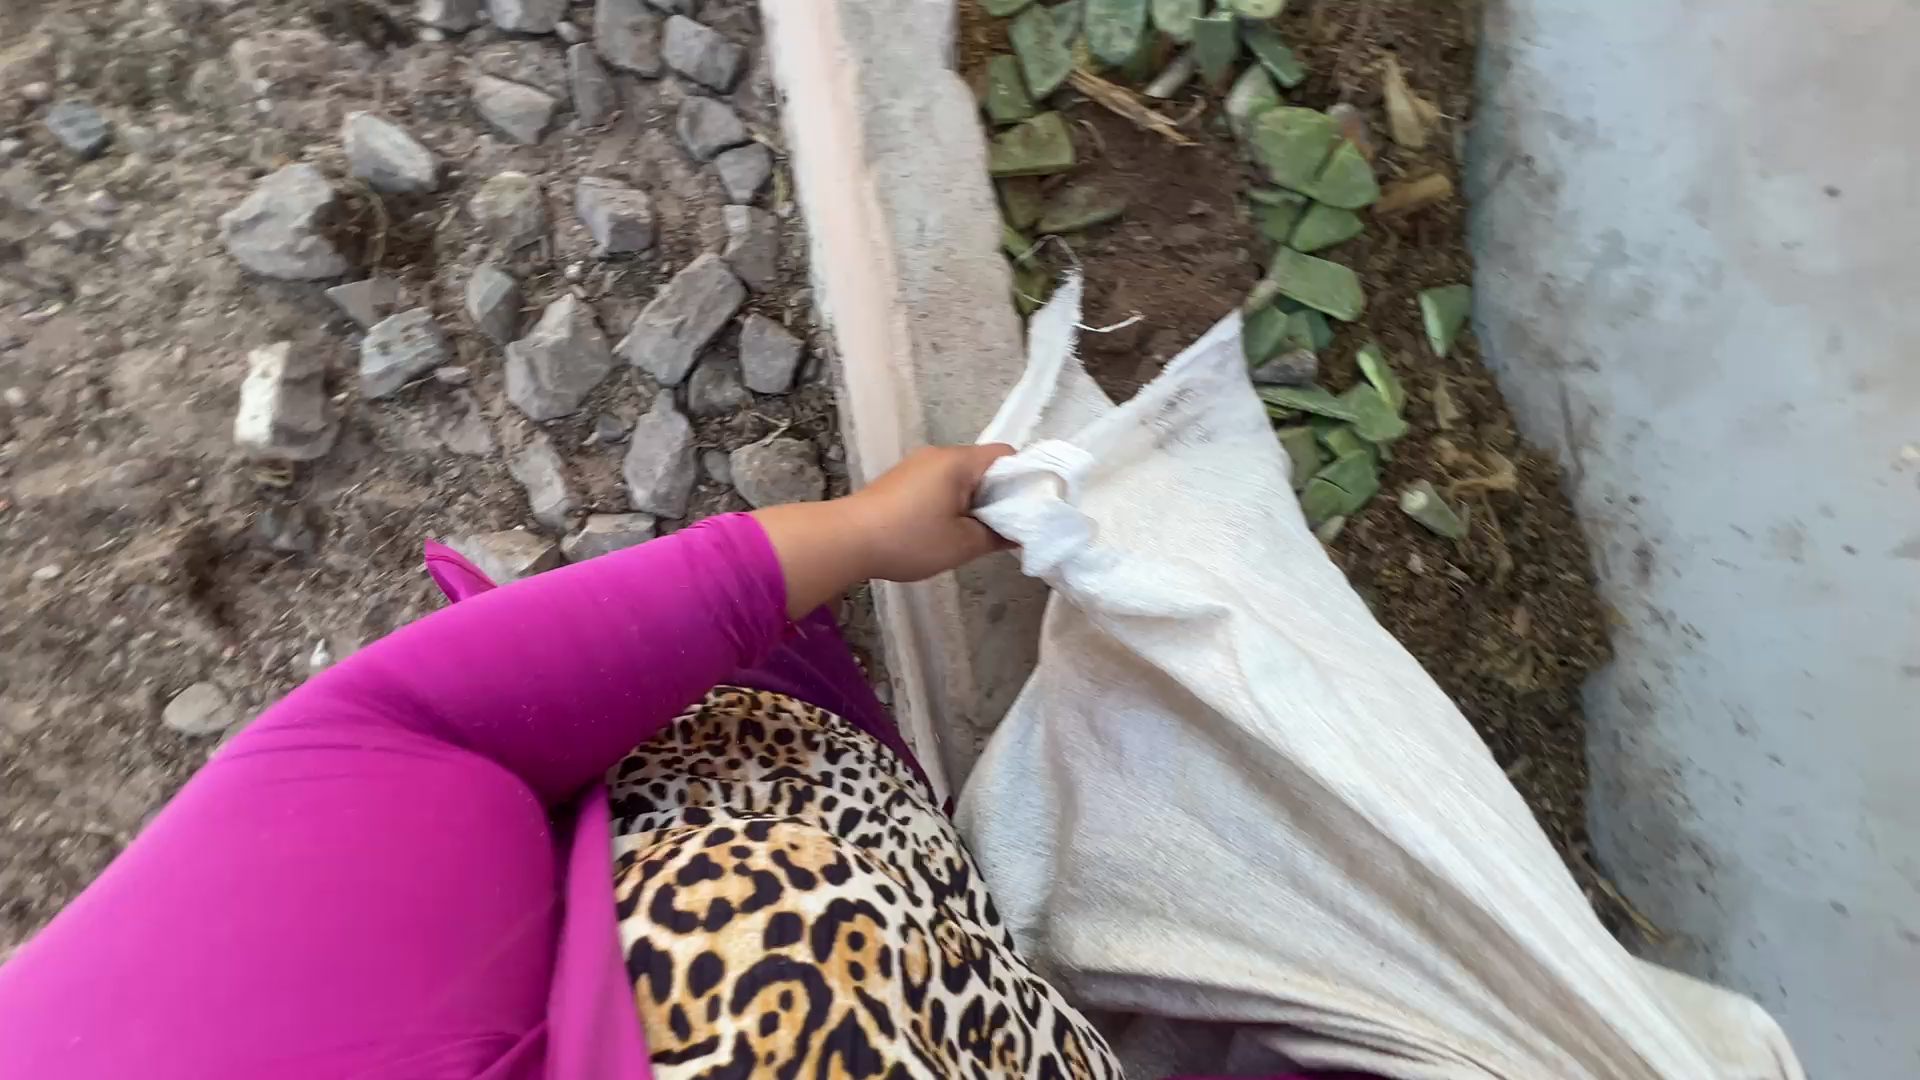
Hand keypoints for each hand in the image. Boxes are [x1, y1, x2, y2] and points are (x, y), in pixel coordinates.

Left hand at [751, 444, 1015, 617]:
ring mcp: (916, 466)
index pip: (1007, 456)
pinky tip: (947, 531)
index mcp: (959, 461)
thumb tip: (1021, 532)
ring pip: (961, 478)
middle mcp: (939, 455)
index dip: (1025, 480)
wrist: (846, 540)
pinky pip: (939, 485)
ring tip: (977, 534)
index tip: (1031, 509)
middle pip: (984, 467)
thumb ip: (999, 535)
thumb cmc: (910, 539)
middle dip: (999, 495)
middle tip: (1006, 528)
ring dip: (973, 502)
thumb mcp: (964, 544)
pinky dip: (951, 503)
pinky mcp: (901, 481)